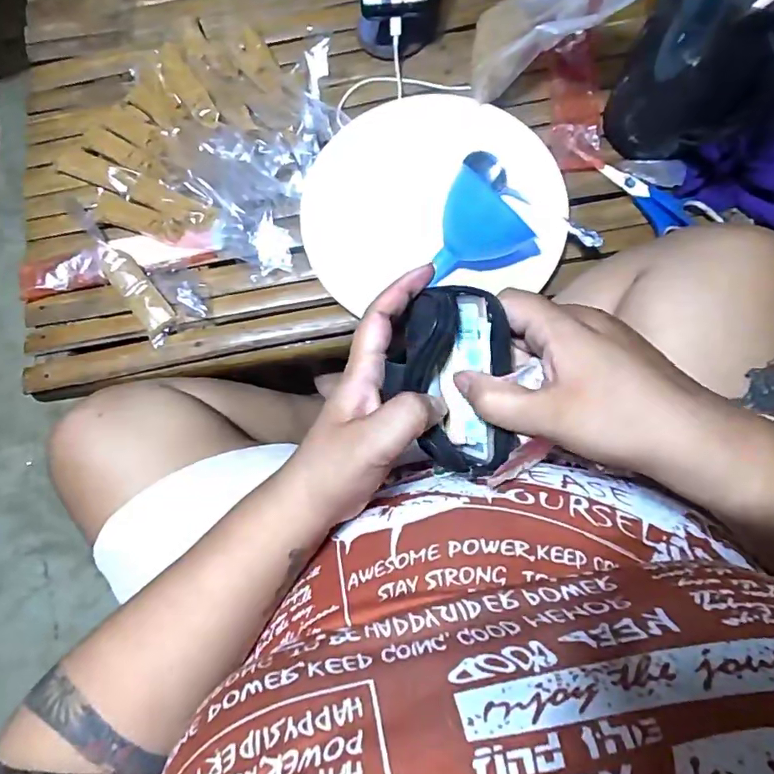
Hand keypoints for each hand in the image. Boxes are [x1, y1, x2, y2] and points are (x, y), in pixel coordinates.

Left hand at [279, 265, 443, 518]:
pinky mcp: (382, 425)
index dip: (400, 290)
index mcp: (360, 375)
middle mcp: (367, 381)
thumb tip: (441, 401)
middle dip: (418, 309)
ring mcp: (374, 403)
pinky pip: (413, 392)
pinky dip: (433, 381)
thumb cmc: (333, 469)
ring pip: (405, 363)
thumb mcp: (373, 439)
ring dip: (429, 344)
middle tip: (455, 303)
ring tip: (463, 340)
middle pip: (393, 333)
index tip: (427, 270)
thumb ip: (409, 414)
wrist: (310, 504)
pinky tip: (453, 391)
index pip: (379, 319)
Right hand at [454, 290, 729, 473]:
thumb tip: (459, 379)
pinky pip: (573, 354)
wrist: (695, 438)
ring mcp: (606, 335)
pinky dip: (552, 374)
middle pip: (526, 322)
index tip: (460, 353)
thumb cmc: (618, 421)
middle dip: (498, 353)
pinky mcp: (620, 355)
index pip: (506, 299)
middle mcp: (584, 318)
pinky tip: (553, 406)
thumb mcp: (548, 417)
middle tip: (479, 388)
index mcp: (563, 322)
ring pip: (549, 341)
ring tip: (511, 402)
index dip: (478, 320)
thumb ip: (496, 399)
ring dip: (526, 367)